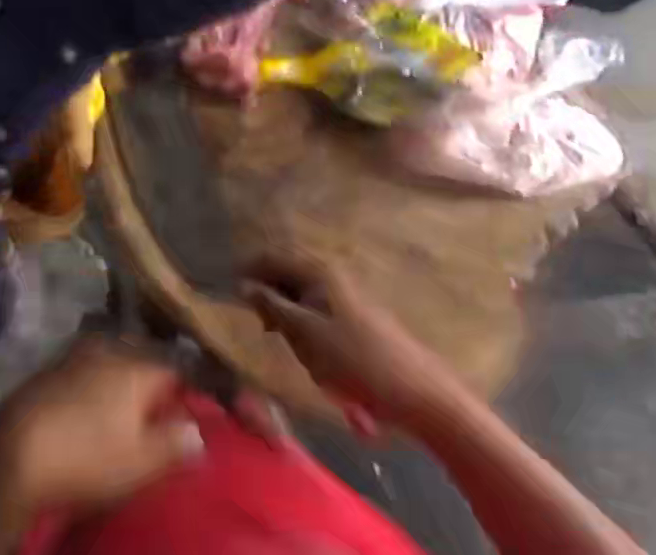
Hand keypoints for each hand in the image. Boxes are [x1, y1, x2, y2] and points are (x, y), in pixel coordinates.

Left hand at [0, 337, 203, 510]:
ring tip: (144, 399)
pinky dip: (105, 377)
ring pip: (116, 355)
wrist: (15, 450)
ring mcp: (75, 354)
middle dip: (162, 372)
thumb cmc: (87, 456)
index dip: (197, 383)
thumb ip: (175, 443)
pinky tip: (105, 399)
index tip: (210, 399)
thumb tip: (197, 429)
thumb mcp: (142, 461)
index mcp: (134, 366)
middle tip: (178, 397)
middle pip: (145, 355)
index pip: (178, 366)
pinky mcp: (52, 367)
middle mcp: (106, 349)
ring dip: (131, 372)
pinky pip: (92, 365)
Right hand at [242, 253, 468, 433]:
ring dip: (286, 311)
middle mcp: (334, 276)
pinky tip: (307, 348)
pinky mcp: (359, 319)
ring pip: (302, 294)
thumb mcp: (304, 333)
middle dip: (267, 293)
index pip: (270, 257)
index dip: (247, 271)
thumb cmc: (357, 361)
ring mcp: (349, 297)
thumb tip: (243, 284)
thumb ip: (270, 305)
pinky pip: (319, 311)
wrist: (425, 399)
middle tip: (257, 322)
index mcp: (319, 272)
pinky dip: (304, 324)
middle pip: (286, 273)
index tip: (230, 293)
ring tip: (280, 338)